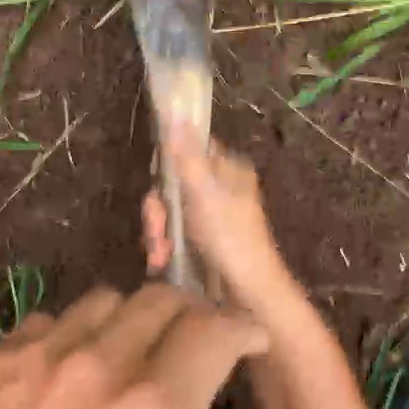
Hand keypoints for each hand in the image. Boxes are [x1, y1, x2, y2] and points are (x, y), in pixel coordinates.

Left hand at [0, 284, 298, 408]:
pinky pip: (49, 319)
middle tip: (202, 351)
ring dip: (134, 318)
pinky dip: (76, 331)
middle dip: (193, 316)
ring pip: (104, 300)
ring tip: (138, 361)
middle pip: (160, 299)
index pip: (212, 330)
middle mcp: (98, 365)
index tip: (251, 342)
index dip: (241, 327)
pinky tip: (71, 374)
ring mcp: (37, 355)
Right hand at [145, 130, 302, 319]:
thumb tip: (175, 112)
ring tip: (160, 255)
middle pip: (173, 184)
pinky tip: (163, 262)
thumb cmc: (231, 240)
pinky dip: (166, 246)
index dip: (166, 168)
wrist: (251, 296)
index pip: (187, 151)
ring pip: (170, 210)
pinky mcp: (206, 240)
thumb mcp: (203, 194)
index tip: (157, 190)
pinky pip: (175, 232)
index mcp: (228, 170)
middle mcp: (221, 188)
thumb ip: (186, 155)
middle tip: (157, 234)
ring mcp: (213, 215)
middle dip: (159, 212)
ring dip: (159, 233)